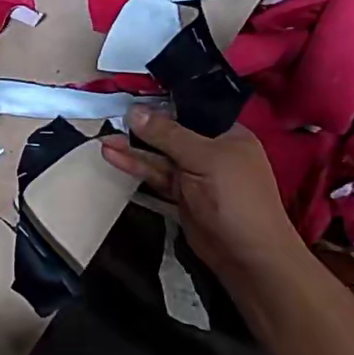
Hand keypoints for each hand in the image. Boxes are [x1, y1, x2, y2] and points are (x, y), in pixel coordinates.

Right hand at [101, 106, 305, 275]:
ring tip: (104, 139)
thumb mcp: (203, 159)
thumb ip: (168, 134)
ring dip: (133, 147)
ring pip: (159, 155)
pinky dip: (135, 166)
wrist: (249, 258)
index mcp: (227, 134)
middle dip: (142, 127)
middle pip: (171, 132)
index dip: (162, 103)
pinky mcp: (180, 194)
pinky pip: (155, 174)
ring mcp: (194, 173)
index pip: (191, 109)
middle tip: (111, 118)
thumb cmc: (235, 199)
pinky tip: (113, 156)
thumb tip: (134, 111)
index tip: (132, 96)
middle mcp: (210, 150)